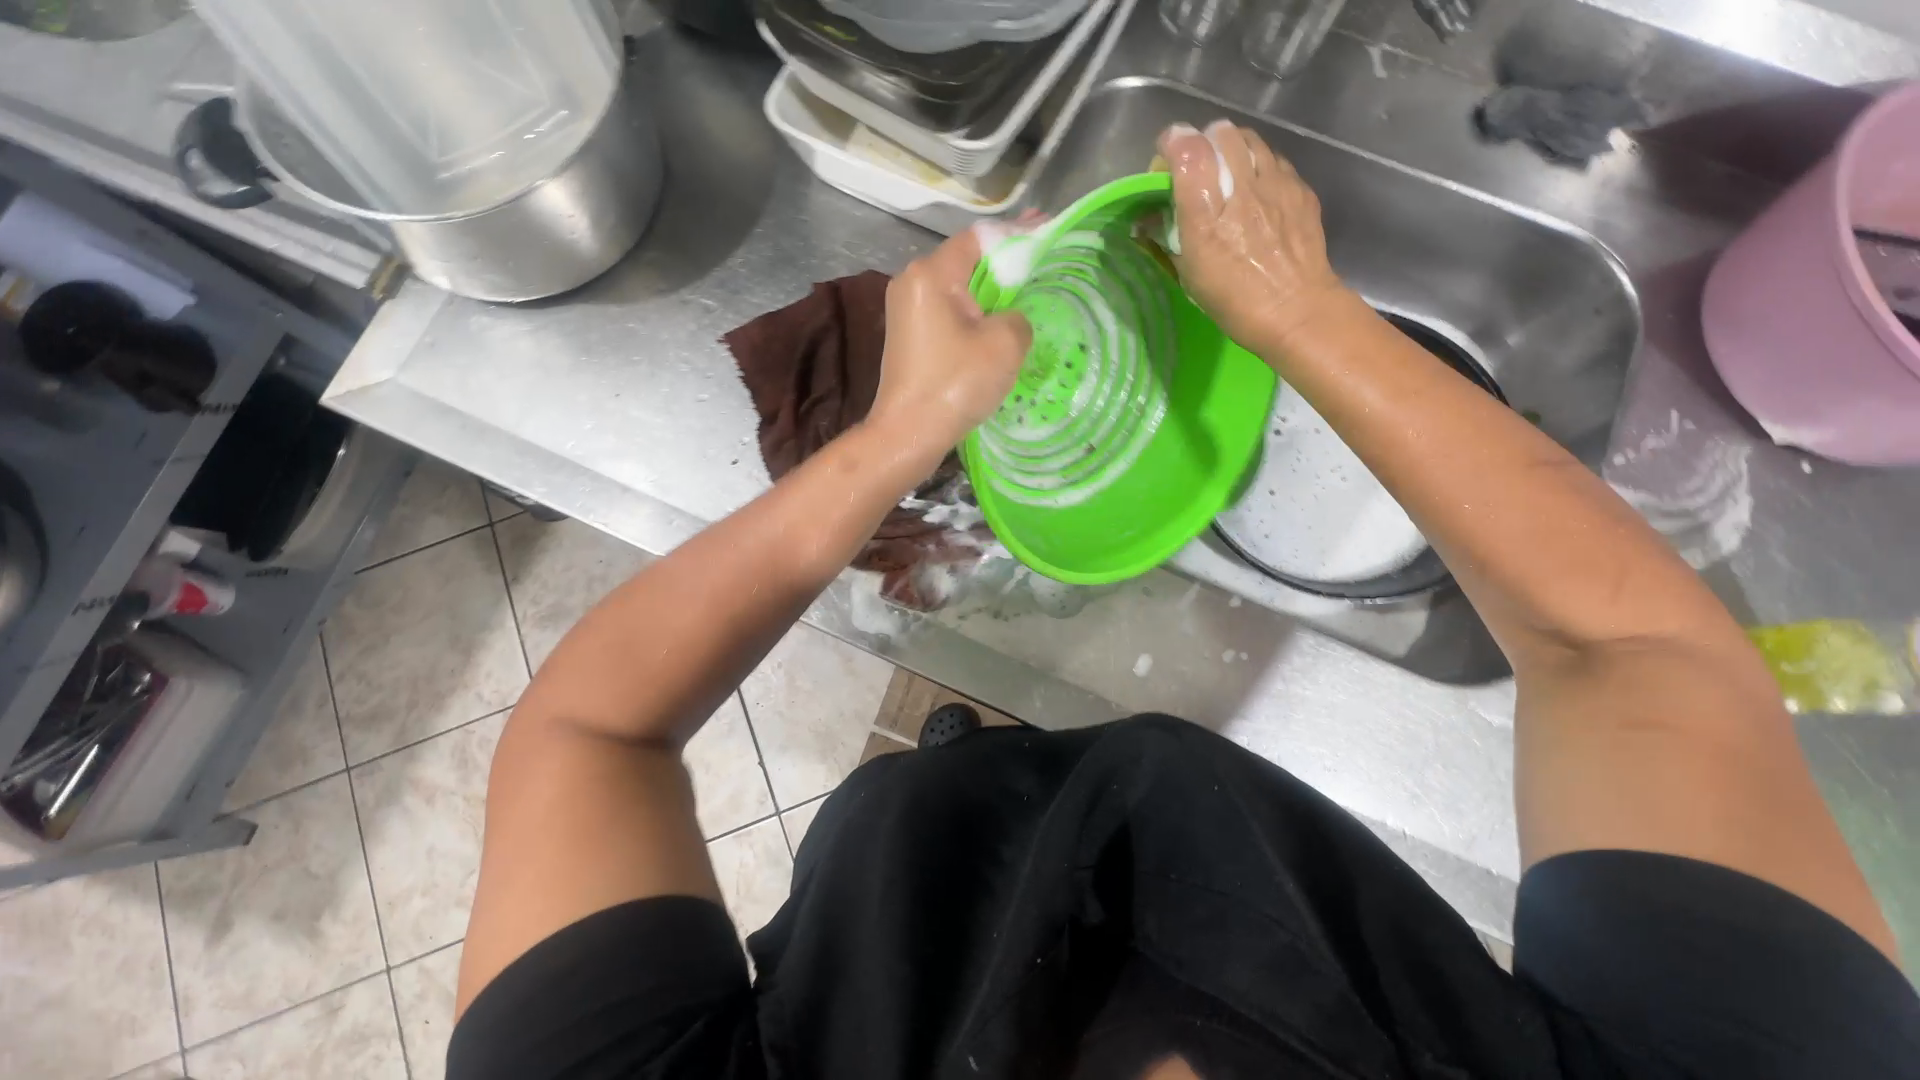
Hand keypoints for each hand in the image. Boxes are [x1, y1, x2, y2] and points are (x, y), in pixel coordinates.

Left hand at [866, 228, 1032, 464]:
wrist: (909, 433)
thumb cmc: (955, 384)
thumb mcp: (1005, 343)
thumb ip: (1018, 314)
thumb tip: (1009, 317)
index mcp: (931, 273)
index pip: (979, 237)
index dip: (1017, 232)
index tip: (1048, 227)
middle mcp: (912, 281)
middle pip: (967, 259)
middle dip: (1005, 259)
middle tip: (1044, 257)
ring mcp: (907, 309)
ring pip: (959, 287)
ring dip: (992, 288)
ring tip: (1029, 289)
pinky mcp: (910, 334)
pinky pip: (950, 310)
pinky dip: (976, 311)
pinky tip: (1000, 319)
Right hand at [1156, 120, 1352, 353]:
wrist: (1297, 311)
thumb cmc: (1234, 300)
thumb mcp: (1189, 273)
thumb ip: (1169, 235)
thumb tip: (1148, 217)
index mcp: (1207, 212)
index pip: (1187, 148)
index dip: (1173, 143)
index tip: (1166, 158)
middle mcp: (1242, 187)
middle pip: (1221, 132)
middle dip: (1204, 142)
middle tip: (1199, 167)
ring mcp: (1277, 184)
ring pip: (1251, 140)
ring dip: (1234, 149)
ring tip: (1230, 175)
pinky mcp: (1300, 190)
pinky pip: (1275, 161)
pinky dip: (1261, 166)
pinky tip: (1258, 192)